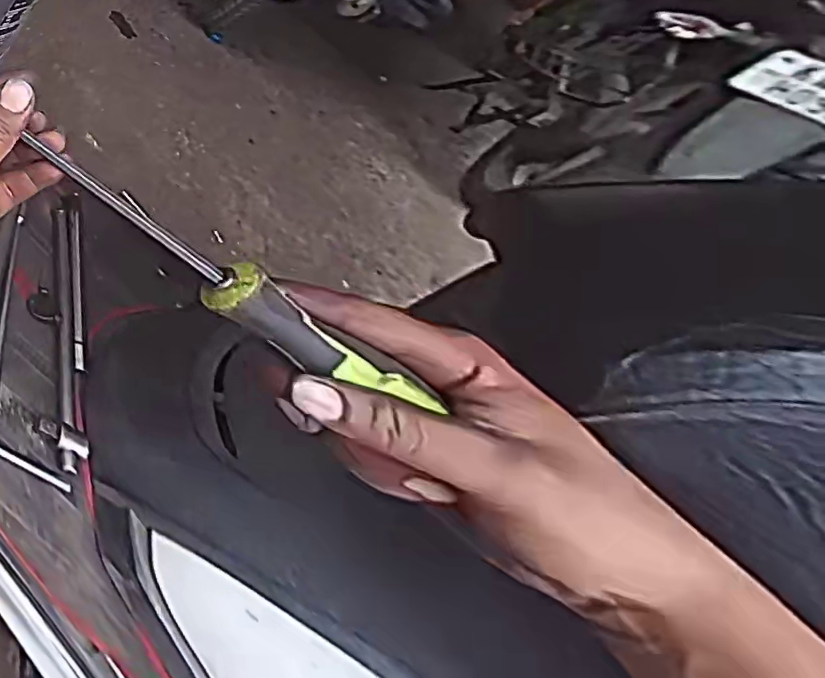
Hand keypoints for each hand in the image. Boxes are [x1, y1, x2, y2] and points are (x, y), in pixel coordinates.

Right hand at [277, 284, 812, 664]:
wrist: (638, 591)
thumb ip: (392, 425)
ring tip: (424, 478)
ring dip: (368, 450)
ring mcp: (419, 413)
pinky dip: (376, 468)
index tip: (251, 298)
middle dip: (344, 409)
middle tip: (363, 436)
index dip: (301, 305)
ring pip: (342, 411)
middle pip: (340, 365)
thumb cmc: (602, 521)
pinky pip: (356, 442)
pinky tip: (423, 487)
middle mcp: (432, 378)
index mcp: (458, 358)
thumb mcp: (490, 466)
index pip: (359, 318)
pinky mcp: (410, 446)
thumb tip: (315, 390)